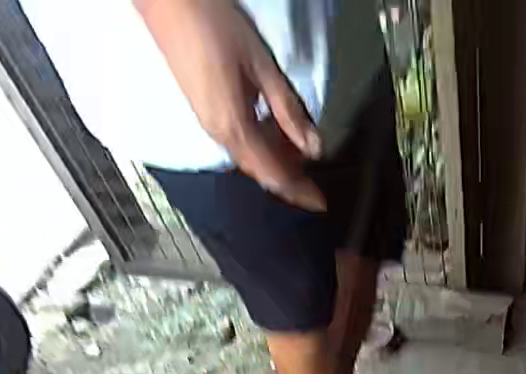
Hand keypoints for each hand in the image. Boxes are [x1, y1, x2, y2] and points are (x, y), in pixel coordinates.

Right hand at [137, 0, 326, 210]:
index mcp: (233, 127)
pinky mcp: (206, 110)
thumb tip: (313, 147)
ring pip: (252, 157)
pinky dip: (263, 145)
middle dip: (291, 177)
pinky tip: (276, 131)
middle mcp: (219, 133)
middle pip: (263, 171)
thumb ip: (288, 110)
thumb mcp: (261, 65)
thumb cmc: (209, 19)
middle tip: (314, 177)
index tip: (320, 202)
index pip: (274, 175)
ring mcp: (209, 122)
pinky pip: (240, 140)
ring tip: (301, 150)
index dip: (300, 191)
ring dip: (278, 160)